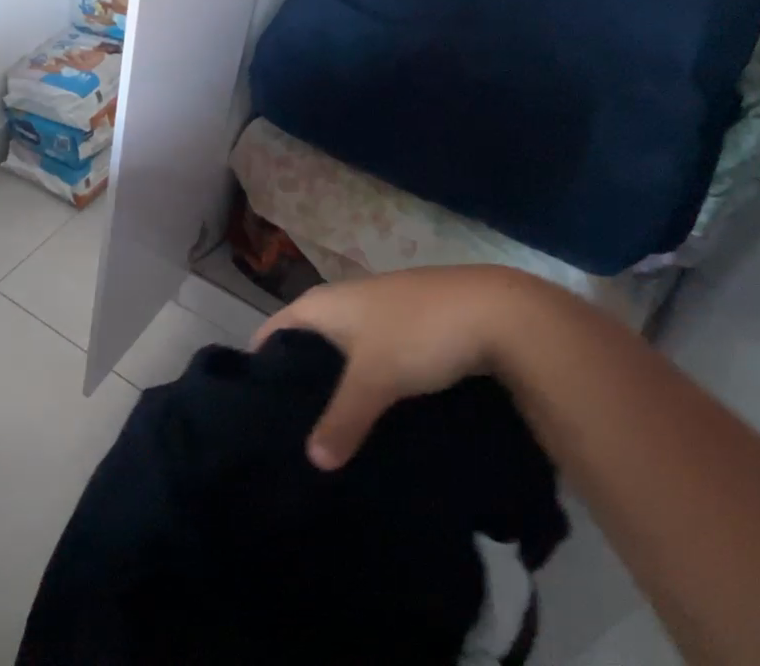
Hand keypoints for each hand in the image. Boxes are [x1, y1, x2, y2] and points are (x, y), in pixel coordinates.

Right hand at [250, 265, 554, 469]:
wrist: (501, 311)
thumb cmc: (417, 334)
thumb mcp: (375, 381)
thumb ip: (341, 420)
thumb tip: (314, 461)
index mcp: (321, 303)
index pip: (273, 331)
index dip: (262, 364)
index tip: (258, 405)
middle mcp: (344, 299)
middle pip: (307, 341)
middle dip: (302, 379)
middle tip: (295, 426)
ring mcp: (381, 307)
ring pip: (345, 349)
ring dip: (340, 381)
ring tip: (335, 424)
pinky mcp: (412, 321)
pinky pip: (376, 352)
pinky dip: (371, 376)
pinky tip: (381, 408)